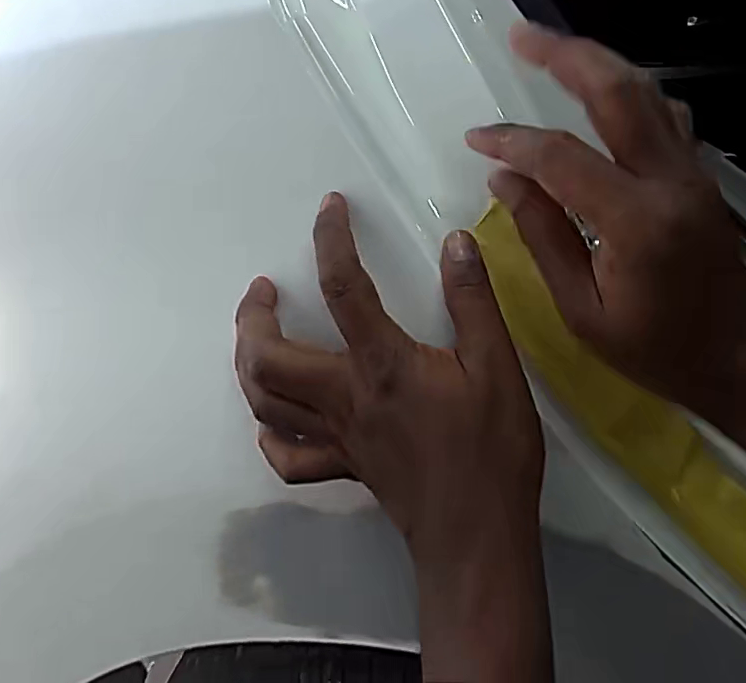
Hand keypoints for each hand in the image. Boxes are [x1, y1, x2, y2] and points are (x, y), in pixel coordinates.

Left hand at [233, 193, 543, 561]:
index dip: (332, 239)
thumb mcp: (496, 365)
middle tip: (264, 287)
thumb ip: (472, 300)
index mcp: (381, 365)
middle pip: (268, 356)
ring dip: (249, 361)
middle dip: (253, 316)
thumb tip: (455, 242)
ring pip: (265, 401)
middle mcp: (344, 397)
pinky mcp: (341, 468)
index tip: (330, 207)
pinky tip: (276, 413)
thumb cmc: (491, 449)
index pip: (342, 288)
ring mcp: (335, 437)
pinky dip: (270, 429)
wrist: (479, 537)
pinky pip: (287, 455)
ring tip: (257, 332)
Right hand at [466, 22, 745, 415]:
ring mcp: (691, 170)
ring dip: (595, 61)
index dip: (512, 140)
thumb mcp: (582, 309)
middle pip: (617, 91)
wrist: (745, 358)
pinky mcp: (698, 172)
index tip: (476, 138)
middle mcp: (669, 180)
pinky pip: (662, 112)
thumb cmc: (659, 349)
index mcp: (635, 221)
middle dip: (564, 55)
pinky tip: (601, 88)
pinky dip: (626, 88)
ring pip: (645, 90)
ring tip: (550, 48)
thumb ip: (542, 235)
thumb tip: (505, 177)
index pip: (560, 157)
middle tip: (520, 34)